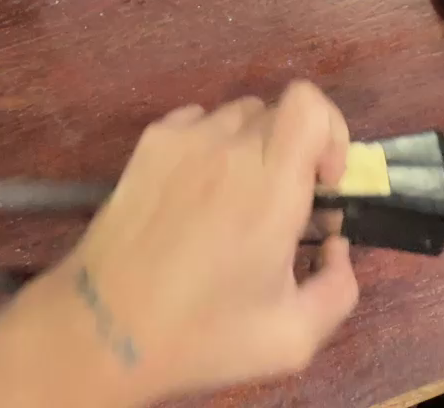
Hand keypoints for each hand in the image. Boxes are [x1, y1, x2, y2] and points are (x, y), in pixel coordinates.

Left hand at [58, 80, 359, 402]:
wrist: (105, 327)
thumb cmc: (200, 333)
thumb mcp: (290, 338)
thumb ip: (338, 289)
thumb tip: (336, 245)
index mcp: (271, 184)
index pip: (310, 104)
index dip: (330, 132)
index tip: (322, 180)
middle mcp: (230, 145)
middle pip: (281, 111)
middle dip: (294, 150)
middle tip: (281, 201)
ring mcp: (186, 136)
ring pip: (240, 115)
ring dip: (252, 146)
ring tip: (233, 199)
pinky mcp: (152, 140)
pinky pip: (198, 121)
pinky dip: (210, 145)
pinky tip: (196, 192)